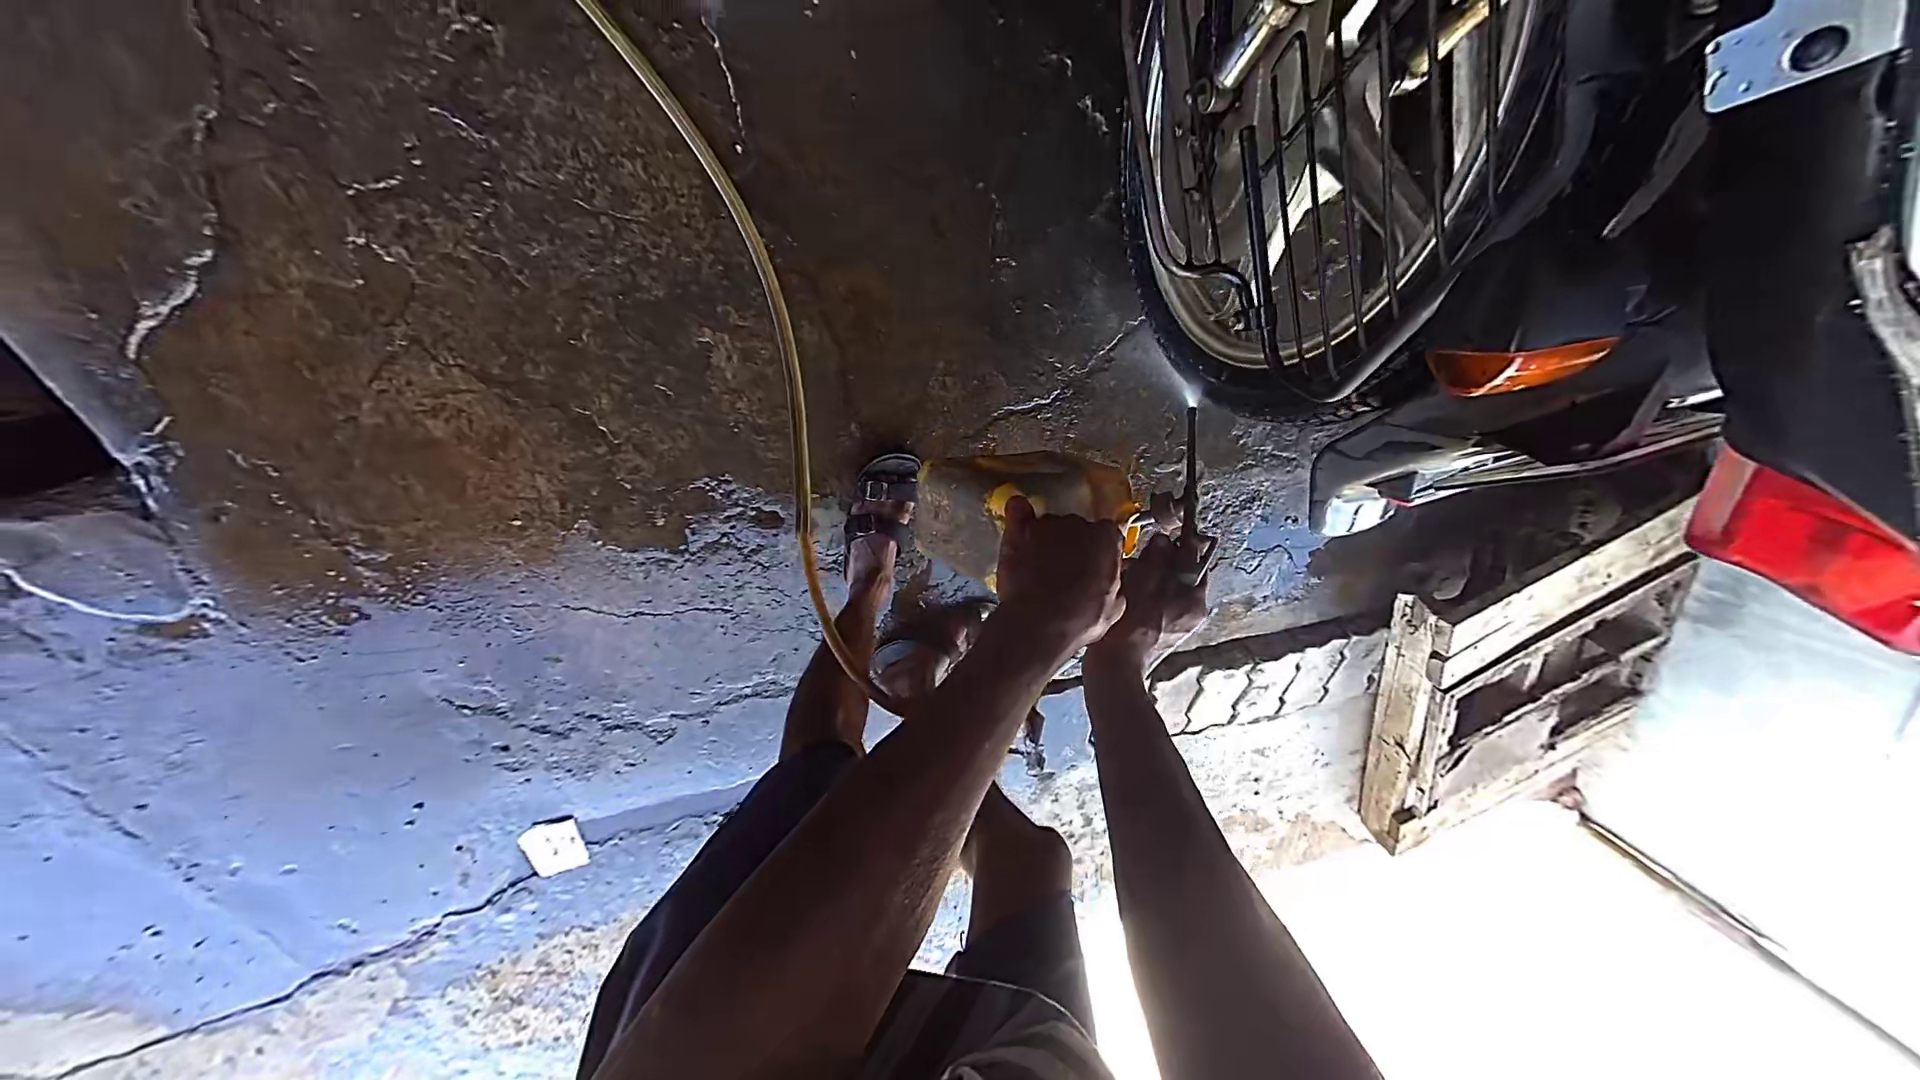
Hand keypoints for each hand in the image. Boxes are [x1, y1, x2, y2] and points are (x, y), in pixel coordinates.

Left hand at [994, 496, 1125, 650]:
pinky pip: (1018, 510)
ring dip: (1045, 538)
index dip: (1099, 550)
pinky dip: (1019, 515)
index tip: (1094, 565)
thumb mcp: (1113, 606)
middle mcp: (1077, 523)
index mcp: (1106, 538)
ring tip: (1039, 564)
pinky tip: (1018, 521)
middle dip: (1072, 544)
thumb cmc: (1080, 618)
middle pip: (1076, 527)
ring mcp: (1045, 525)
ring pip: (1048, 524)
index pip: (1107, 534)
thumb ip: (1114, 581)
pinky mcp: (1018, 531)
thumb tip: (1112, 578)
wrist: (1038, 623)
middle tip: (1065, 570)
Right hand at [1088, 532, 1209, 673]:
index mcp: (1195, 599)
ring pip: (1168, 590)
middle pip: (1181, 575)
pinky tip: (1127, 592)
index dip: (1184, 543)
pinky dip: (1146, 594)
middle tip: (1144, 551)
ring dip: (1152, 577)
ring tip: (1131, 570)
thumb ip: (1156, 557)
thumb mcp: (1144, 580)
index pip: (1196, 561)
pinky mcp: (1159, 634)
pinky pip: (1157, 604)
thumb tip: (1163, 539)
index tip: (1175, 530)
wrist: (1117, 663)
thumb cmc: (1132, 621)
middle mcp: (1192, 613)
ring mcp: (1176, 625)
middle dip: (1164, 561)